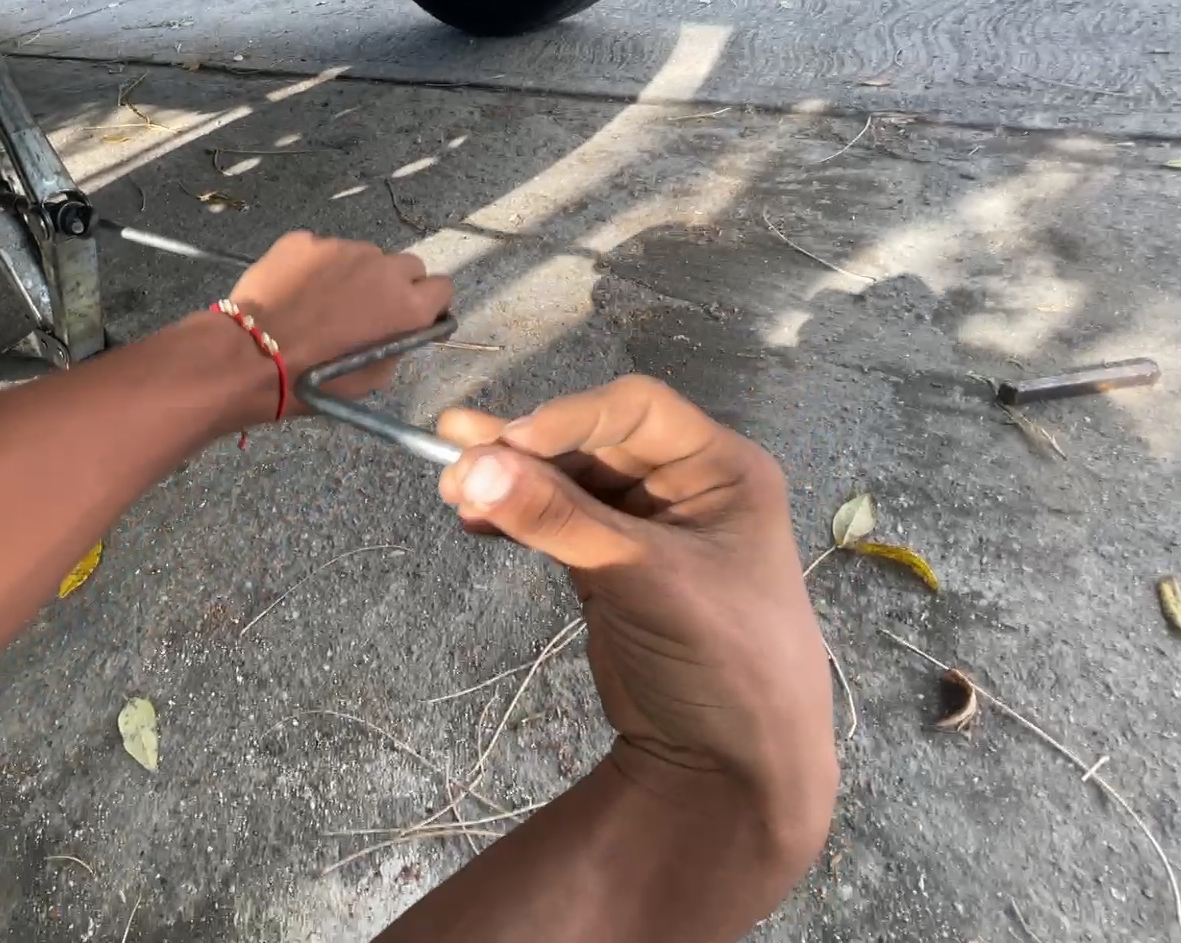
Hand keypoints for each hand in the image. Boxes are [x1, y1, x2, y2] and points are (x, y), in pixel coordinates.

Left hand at [230, 231, 451, 410]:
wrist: (249, 357)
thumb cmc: (311, 380)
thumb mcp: (367, 383)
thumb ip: (394, 351)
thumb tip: (397, 336)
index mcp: (404, 306)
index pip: (442, 288)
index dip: (430, 302)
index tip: (416, 313)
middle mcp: (381, 268)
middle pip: (408, 266)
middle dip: (397, 284)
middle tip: (371, 308)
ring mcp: (342, 248)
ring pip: (364, 255)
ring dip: (356, 273)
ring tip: (325, 300)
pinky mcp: (306, 240)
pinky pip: (324, 250)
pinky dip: (318, 267)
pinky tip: (297, 291)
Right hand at [435, 377, 835, 839]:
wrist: (730, 770)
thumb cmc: (720, 660)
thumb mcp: (643, 580)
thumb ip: (557, 521)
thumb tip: (472, 468)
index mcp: (718, 468)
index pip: (636, 411)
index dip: (569, 417)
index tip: (505, 442)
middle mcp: (679, 483)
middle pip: (588, 442)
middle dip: (522, 451)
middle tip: (452, 457)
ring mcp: (638, 522)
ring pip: (562, 480)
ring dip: (508, 483)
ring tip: (450, 488)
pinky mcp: (603, 558)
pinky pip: (551, 520)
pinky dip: (513, 518)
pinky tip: (474, 521)